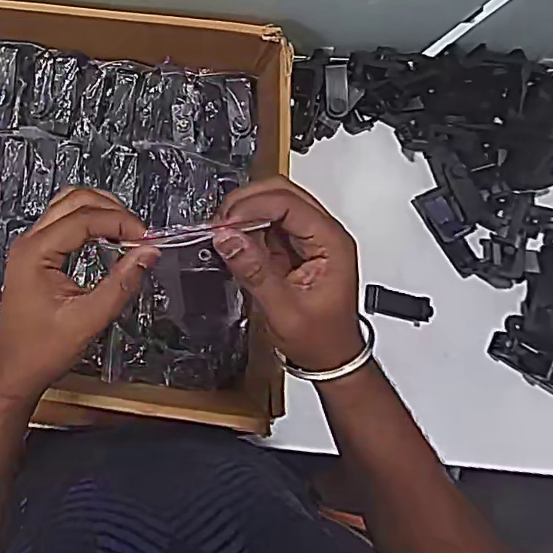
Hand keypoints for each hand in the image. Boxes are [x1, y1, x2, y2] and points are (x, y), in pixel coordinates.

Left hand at [0, 188, 156, 401]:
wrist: (14, 371)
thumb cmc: (42, 350)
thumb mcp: (87, 320)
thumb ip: (120, 284)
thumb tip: (147, 253)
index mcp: (35, 252)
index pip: (83, 218)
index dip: (119, 222)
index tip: (145, 238)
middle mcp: (30, 240)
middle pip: (75, 199)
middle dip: (112, 209)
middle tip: (138, 233)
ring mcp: (32, 243)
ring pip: (69, 202)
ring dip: (101, 209)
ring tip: (127, 230)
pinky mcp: (38, 251)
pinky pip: (66, 218)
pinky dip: (91, 219)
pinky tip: (109, 236)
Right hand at [214, 176, 362, 372]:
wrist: (332, 360)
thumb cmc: (322, 341)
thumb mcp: (284, 312)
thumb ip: (256, 273)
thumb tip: (229, 239)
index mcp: (331, 243)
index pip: (290, 203)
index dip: (254, 206)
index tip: (226, 222)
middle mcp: (324, 233)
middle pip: (283, 192)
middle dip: (248, 201)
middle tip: (221, 222)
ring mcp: (309, 237)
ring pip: (274, 202)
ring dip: (246, 211)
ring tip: (223, 232)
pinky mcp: (295, 245)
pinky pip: (268, 222)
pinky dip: (248, 226)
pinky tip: (234, 241)